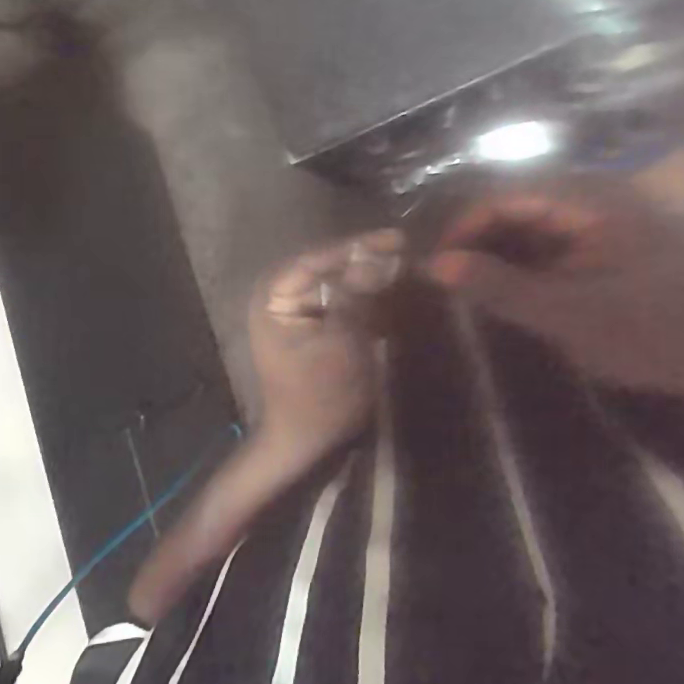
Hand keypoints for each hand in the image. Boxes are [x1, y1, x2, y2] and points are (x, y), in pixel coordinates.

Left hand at [250, 227, 403, 458]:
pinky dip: (370, 296)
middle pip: (329, 267)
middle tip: (408, 249)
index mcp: (274, 297)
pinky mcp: (318, 326)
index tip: (396, 238)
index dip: (357, 247)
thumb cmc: (319, 398)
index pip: (316, 259)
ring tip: (409, 264)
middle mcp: (282, 296)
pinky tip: (399, 289)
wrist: (307, 444)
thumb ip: (354, 298)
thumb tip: (377, 258)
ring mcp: (299, 311)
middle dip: (367, 259)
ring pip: (340, 282)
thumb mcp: (339, 346)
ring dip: (372, 275)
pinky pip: (345, 301)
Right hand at [425, 179, 683, 410]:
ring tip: (472, 285)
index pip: (506, 198)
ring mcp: (606, 216)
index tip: (437, 265)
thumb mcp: (564, 313)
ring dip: (499, 251)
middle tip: (450, 278)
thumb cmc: (650, 334)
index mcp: (590, 200)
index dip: (464, 228)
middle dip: (478, 240)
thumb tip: (434, 265)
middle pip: (516, 205)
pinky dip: (525, 260)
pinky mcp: (610, 239)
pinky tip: (510, 287)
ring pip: (532, 222)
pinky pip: (552, 238)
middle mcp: (597, 195)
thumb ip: (497, 286)